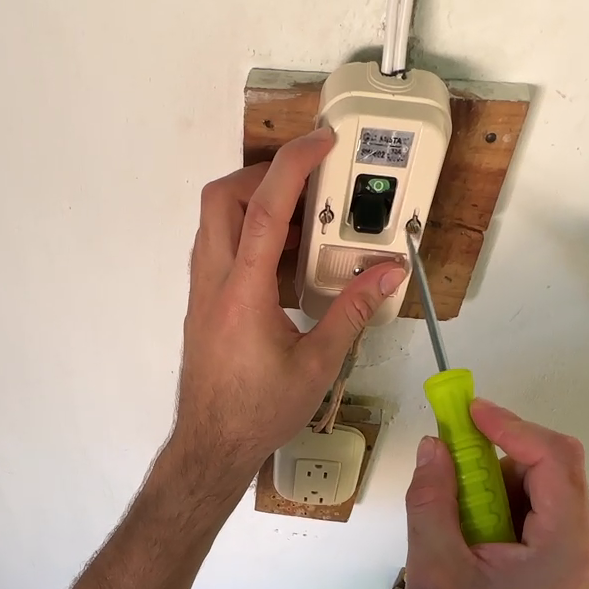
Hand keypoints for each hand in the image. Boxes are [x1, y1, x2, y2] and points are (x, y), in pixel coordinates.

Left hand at [168, 128, 406, 486]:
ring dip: (252, 207)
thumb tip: (386, 274)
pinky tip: (281, 264)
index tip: (321, 142)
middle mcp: (213, 284)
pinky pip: (217, 252)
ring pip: (214, 224)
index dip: (292, 165)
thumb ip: (352, 313)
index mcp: (242, 294)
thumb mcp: (317, 365)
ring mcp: (202, 296)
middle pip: (221, 199)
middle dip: (262, 176)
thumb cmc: (257, 413)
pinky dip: (246, 239)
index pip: (263, 210)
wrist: (212, 446)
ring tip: (301, 221)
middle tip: (304, 182)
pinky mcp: (202, 309)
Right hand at [403, 401, 588, 588]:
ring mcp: (574, 555)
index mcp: (565, 545)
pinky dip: (501, 501)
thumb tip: (433, 446)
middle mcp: (583, 544)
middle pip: (554, 467)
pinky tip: (466, 522)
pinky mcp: (558, 564)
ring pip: (543, 487)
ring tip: (450, 496)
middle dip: (501, 448)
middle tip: (451, 446)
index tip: (465, 411)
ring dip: (497, 477)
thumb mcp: (433, 567)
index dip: (510, 426)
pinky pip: (536, 512)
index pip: (553, 460)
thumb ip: (432, 500)